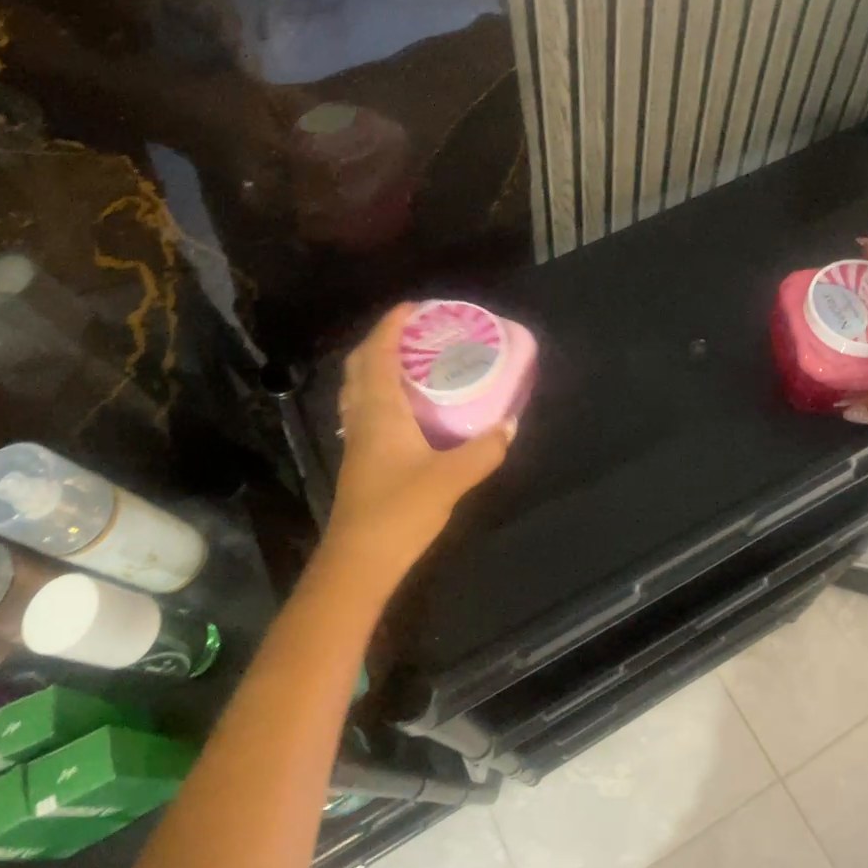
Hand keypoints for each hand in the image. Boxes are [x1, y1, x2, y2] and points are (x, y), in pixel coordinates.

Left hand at [322, 304, 515, 579]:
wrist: (358, 561)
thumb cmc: (399, 511)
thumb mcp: (451, 479)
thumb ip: (484, 450)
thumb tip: (510, 424)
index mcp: (380, 411)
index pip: (379, 353)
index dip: (391, 325)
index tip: (413, 306)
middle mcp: (363, 417)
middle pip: (361, 366)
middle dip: (382, 340)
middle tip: (414, 331)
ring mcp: (357, 441)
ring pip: (359, 389)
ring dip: (377, 366)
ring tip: (411, 361)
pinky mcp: (360, 460)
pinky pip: (365, 410)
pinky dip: (380, 393)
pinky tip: (405, 408)